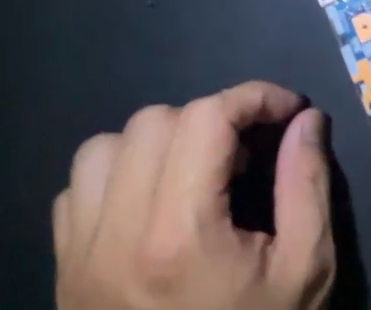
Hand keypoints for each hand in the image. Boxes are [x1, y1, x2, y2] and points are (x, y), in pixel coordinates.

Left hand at [54, 82, 334, 309]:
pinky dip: (117, 175)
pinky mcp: (62, 273)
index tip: (289, 112)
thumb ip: (308, 182)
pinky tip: (154, 200)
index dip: (255, 97)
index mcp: (179, 234)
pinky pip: (76, 190)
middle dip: (212, 118)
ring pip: (105, 147)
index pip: (206, 118)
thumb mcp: (306, 265)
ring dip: (159, 141)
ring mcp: (79, 256)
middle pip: (155, 121)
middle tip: (248, 151)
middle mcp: (116, 235)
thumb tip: (305, 119)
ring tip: (197, 171)